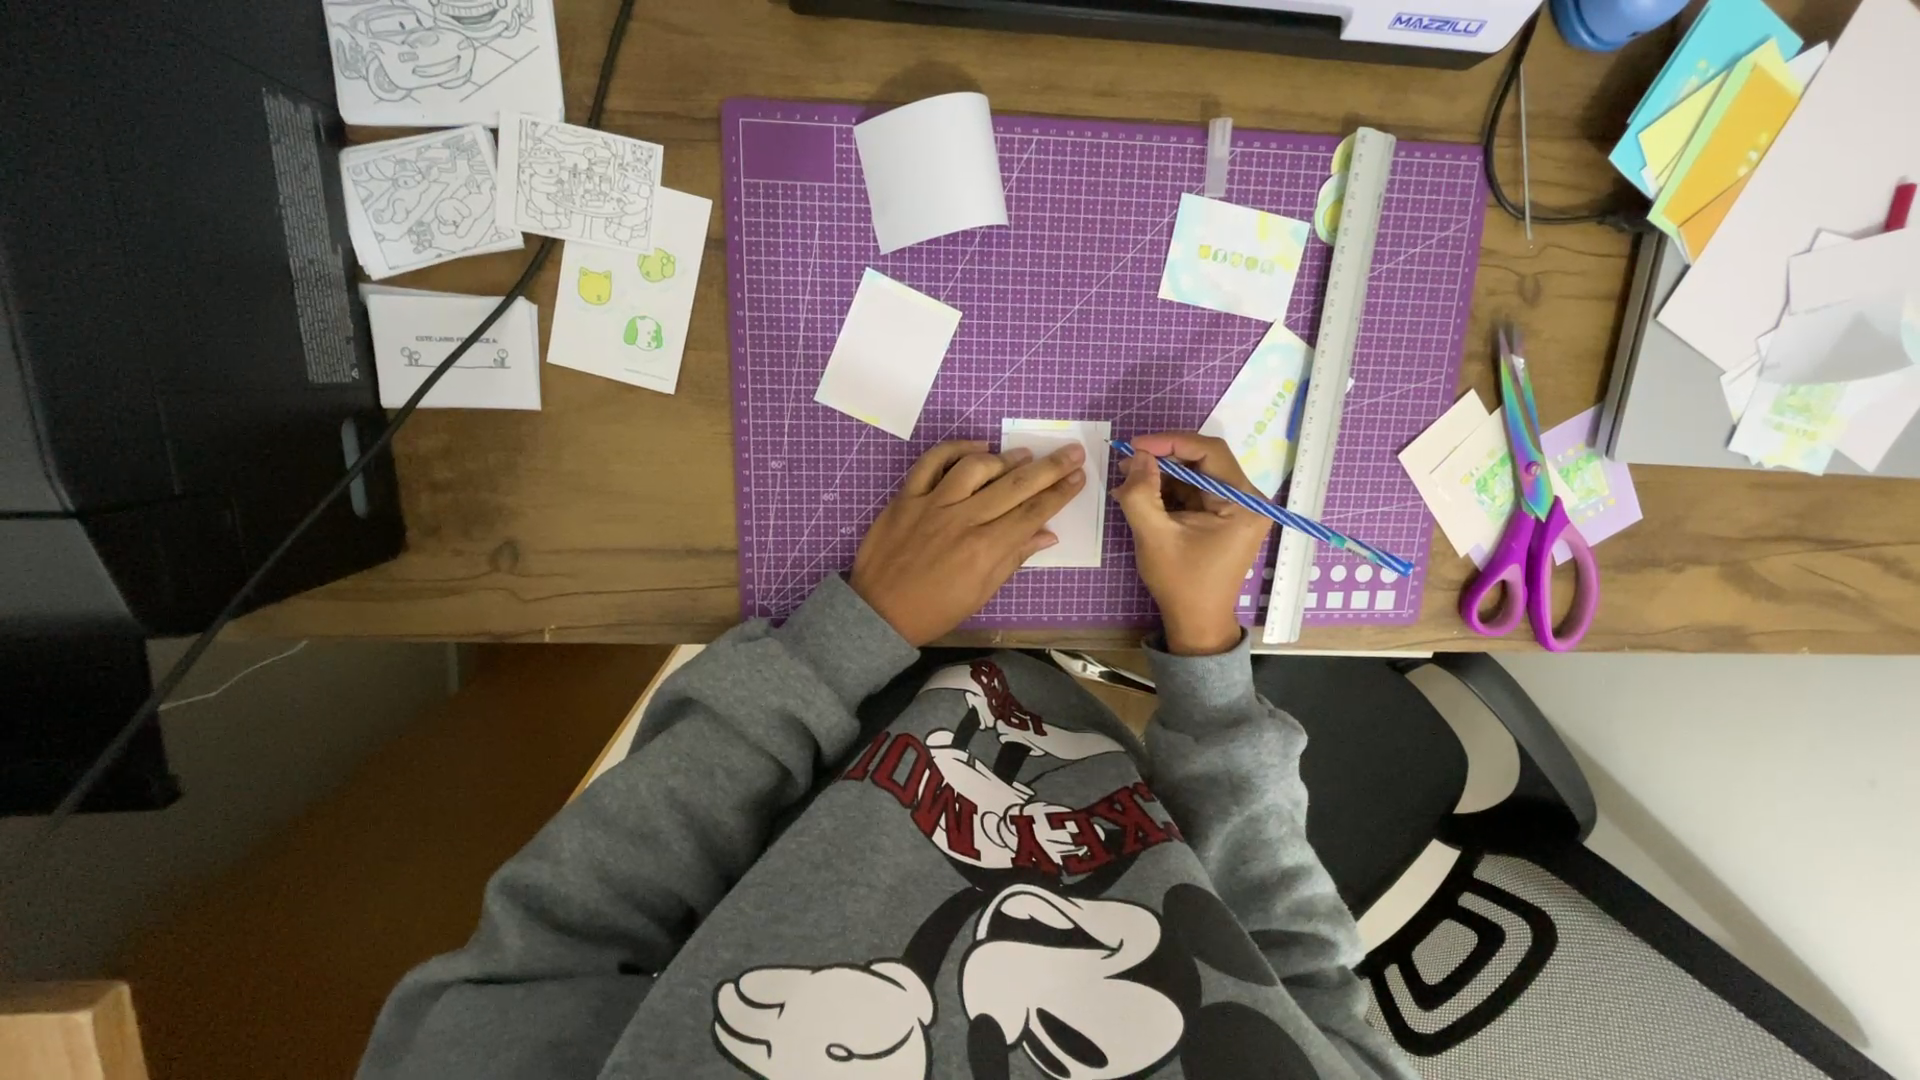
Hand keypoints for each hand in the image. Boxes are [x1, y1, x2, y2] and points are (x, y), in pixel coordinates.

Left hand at [851, 440, 1085, 645]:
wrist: (879, 612)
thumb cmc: (935, 609)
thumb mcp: (981, 593)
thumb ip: (1014, 557)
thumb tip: (1047, 533)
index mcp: (985, 549)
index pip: (1033, 512)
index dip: (1060, 493)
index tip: (1079, 476)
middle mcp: (962, 520)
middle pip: (1015, 485)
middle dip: (1049, 467)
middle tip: (1072, 452)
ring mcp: (932, 504)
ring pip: (976, 467)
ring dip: (1005, 458)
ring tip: (1024, 455)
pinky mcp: (906, 497)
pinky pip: (931, 462)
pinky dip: (955, 449)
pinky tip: (977, 448)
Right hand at [1113, 432, 1271, 655]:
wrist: (1196, 621)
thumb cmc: (1180, 582)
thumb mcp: (1154, 535)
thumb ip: (1141, 493)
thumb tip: (1137, 457)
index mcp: (1242, 503)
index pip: (1209, 452)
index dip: (1170, 442)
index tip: (1135, 446)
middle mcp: (1247, 499)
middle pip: (1202, 461)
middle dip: (1162, 460)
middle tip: (1127, 465)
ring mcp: (1235, 508)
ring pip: (1195, 475)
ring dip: (1161, 476)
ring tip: (1127, 483)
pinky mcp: (1222, 517)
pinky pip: (1194, 492)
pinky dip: (1167, 491)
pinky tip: (1140, 496)